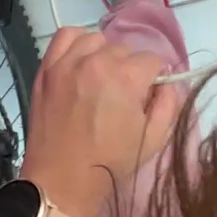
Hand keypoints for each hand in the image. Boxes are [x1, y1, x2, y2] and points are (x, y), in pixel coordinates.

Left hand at [18, 28, 180, 216]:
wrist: (62, 179)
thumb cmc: (111, 161)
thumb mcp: (155, 138)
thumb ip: (169, 103)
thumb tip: (168, 82)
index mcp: (126, 77)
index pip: (152, 60)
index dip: (154, 77)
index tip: (148, 95)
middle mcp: (96, 61)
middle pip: (125, 49)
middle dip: (130, 69)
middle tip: (124, 94)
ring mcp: (67, 63)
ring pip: (97, 40)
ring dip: (105, 54)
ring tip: (102, 77)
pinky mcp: (46, 69)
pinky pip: (65, 37)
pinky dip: (77, 43)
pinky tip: (82, 60)